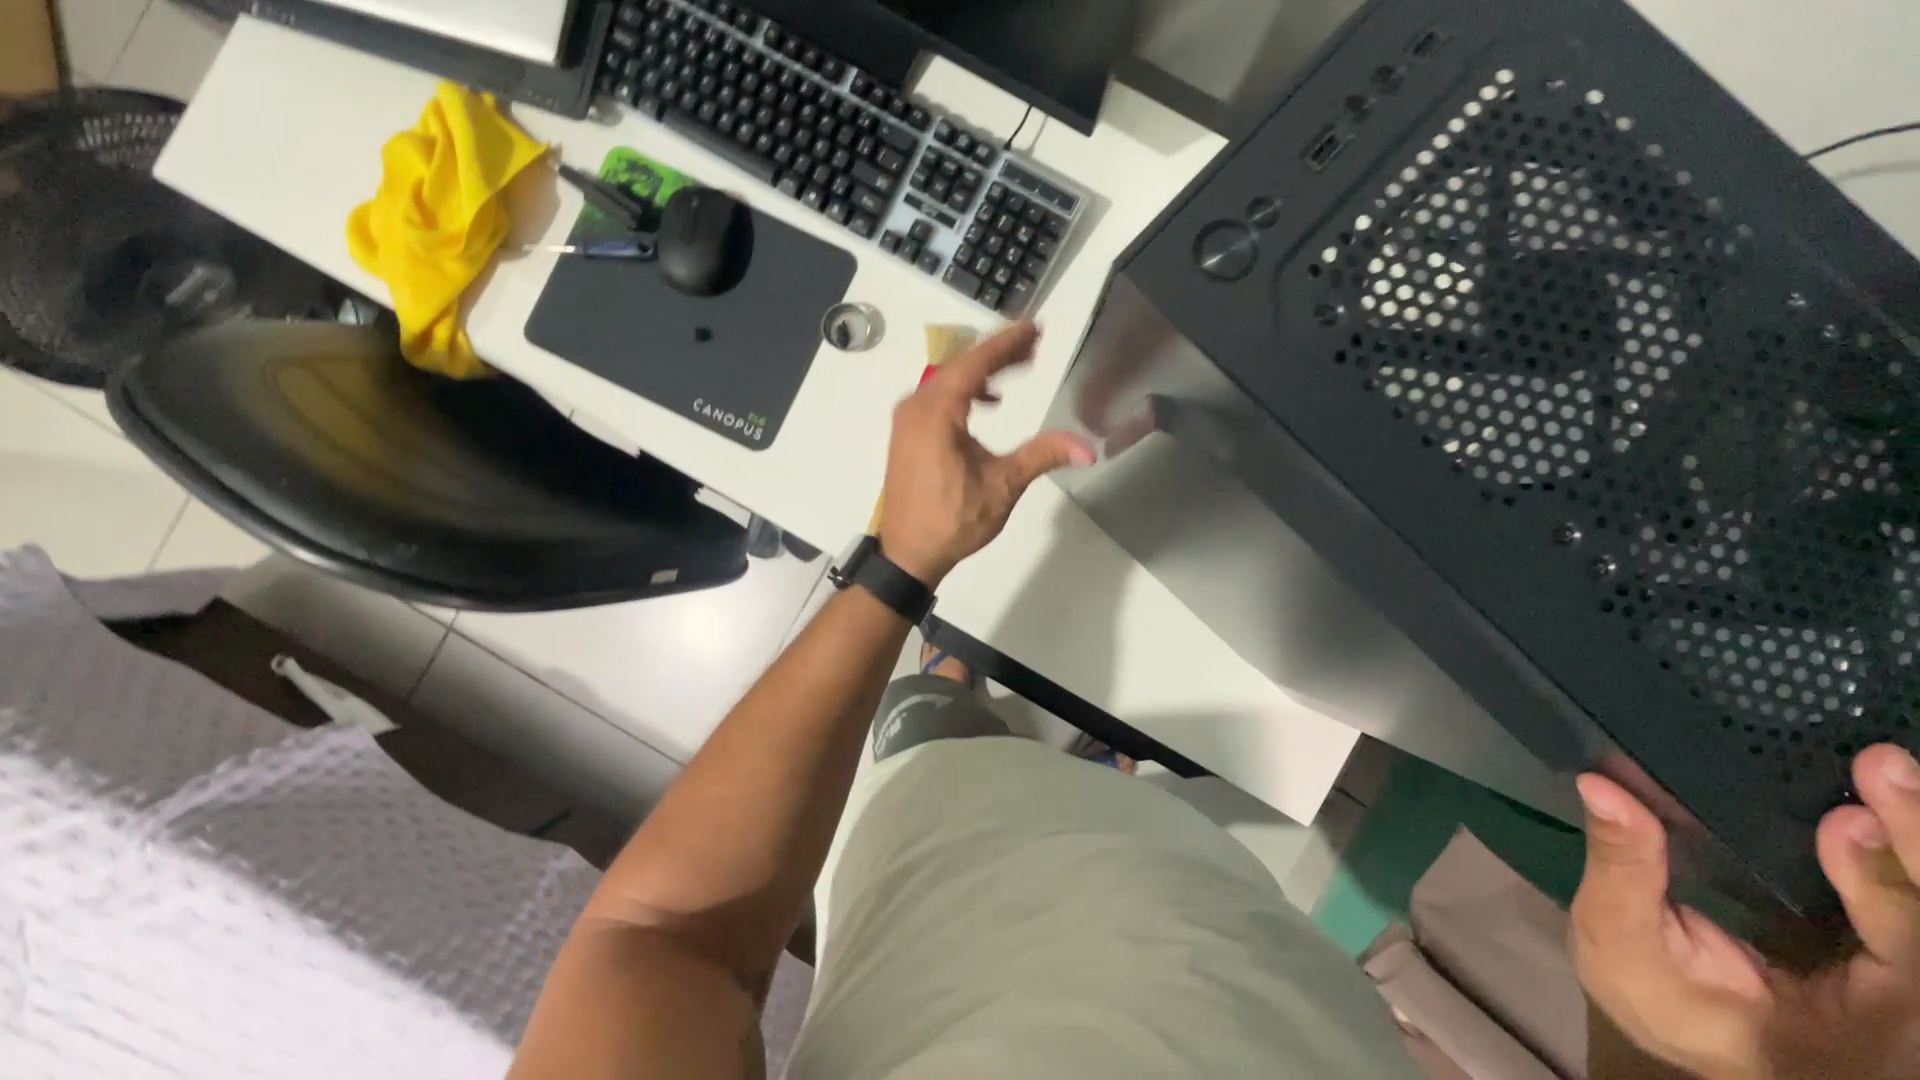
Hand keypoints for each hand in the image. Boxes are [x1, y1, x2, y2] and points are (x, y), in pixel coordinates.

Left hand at [879, 321, 1093, 584]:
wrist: (908, 553)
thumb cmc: (953, 520)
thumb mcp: (1002, 486)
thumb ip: (1042, 456)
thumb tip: (1088, 448)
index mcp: (937, 413)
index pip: (976, 363)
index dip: (1007, 343)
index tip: (1033, 328)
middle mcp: (916, 407)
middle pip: (961, 365)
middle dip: (999, 353)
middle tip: (1034, 344)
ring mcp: (907, 419)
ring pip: (947, 379)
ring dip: (982, 370)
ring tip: (1018, 367)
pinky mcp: (906, 433)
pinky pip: (937, 396)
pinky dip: (964, 389)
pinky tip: (987, 400)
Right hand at [1571, 747, 1919, 1079]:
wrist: (1699, 1029)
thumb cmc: (1661, 999)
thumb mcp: (1624, 943)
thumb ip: (1625, 872)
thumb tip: (1602, 785)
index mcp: (1865, 1021)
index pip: (1903, 954)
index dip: (1881, 886)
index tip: (1848, 820)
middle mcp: (1908, 995)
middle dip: (1913, 840)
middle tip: (1883, 767)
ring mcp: (1909, 964)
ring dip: (1910, 829)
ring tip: (1884, 769)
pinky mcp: (1895, 935)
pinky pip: (1904, 887)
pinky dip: (1894, 839)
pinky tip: (1876, 795)